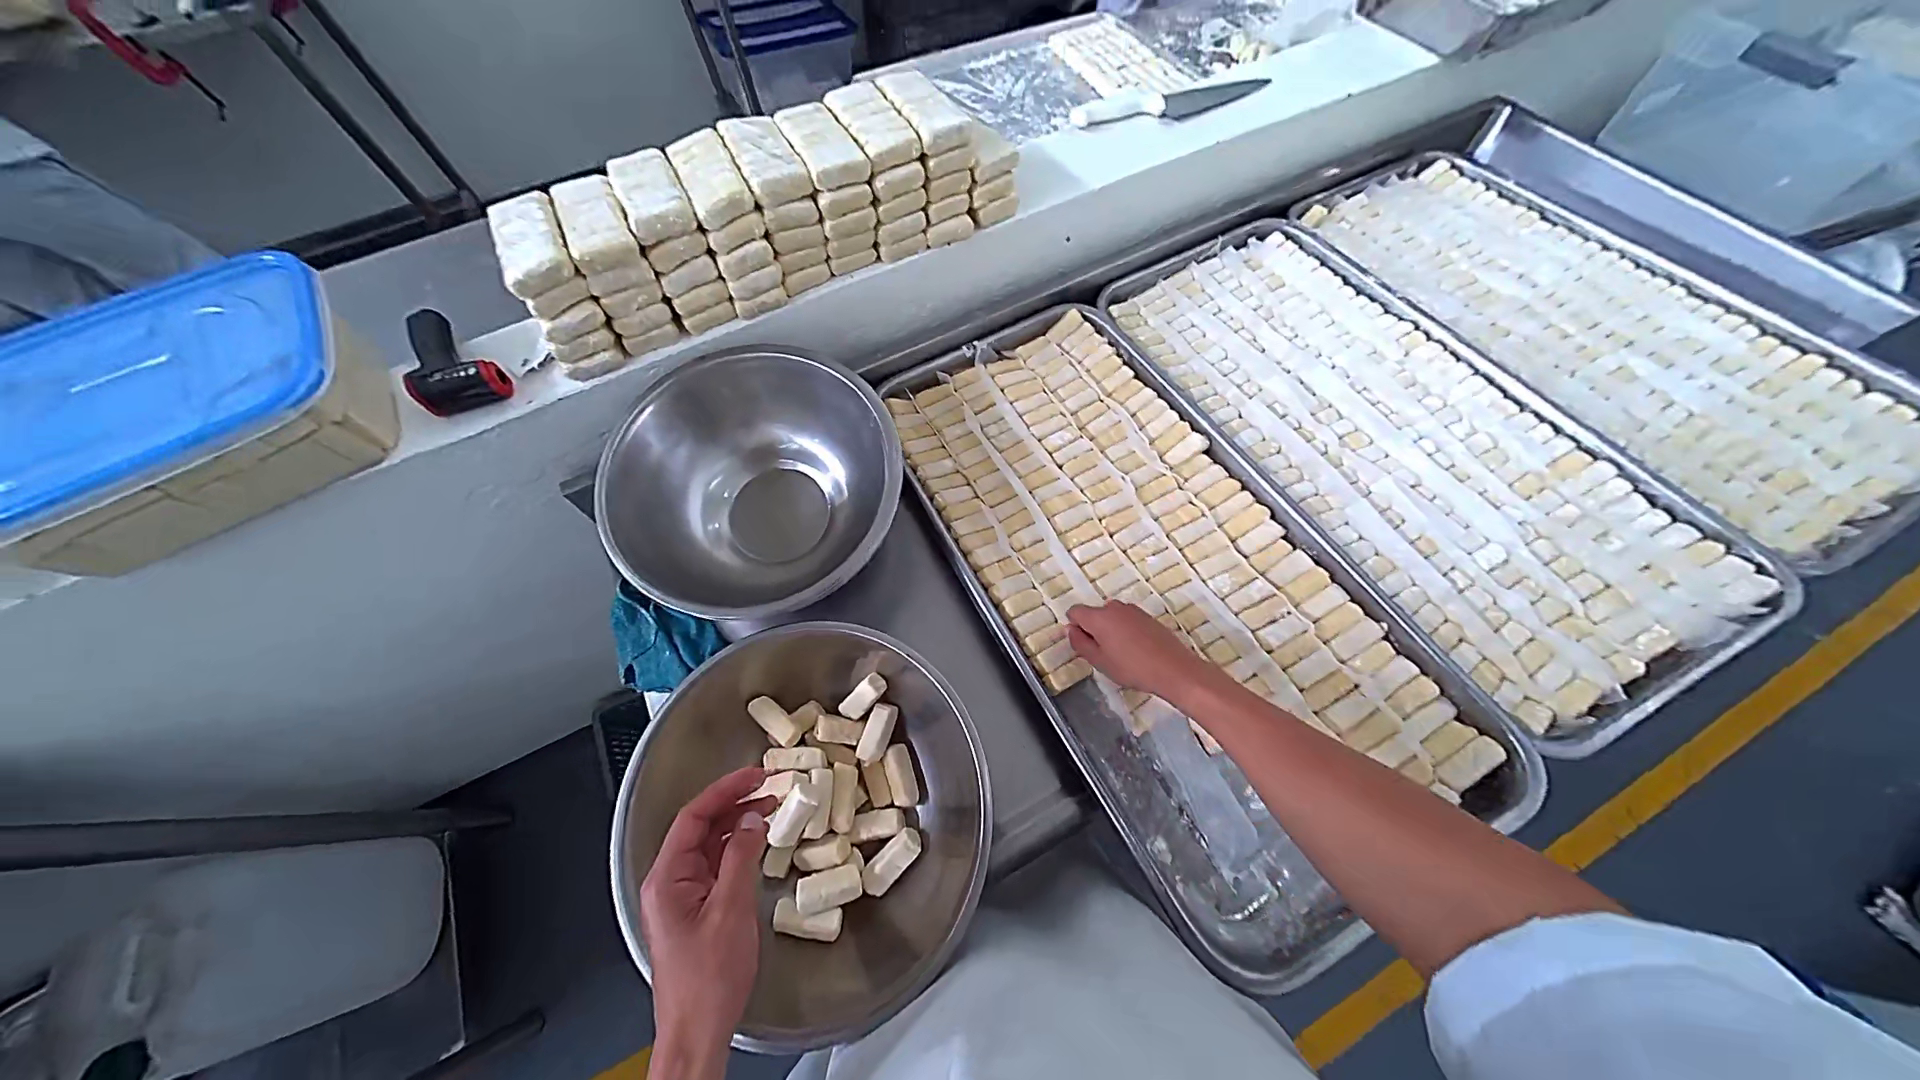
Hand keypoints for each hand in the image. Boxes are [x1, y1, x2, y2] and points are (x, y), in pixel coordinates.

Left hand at [640, 767, 772, 1079]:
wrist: (698, 1032)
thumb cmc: (708, 980)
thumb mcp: (730, 910)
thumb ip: (740, 858)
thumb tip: (753, 819)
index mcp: (666, 880)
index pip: (693, 818)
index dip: (724, 790)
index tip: (753, 775)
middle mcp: (669, 883)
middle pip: (700, 827)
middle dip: (734, 802)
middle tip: (767, 785)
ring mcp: (683, 896)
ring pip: (710, 844)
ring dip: (739, 823)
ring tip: (769, 806)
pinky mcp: (697, 908)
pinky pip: (717, 864)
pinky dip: (739, 847)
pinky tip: (758, 840)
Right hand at [1067, 601, 1225, 704]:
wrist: (1174, 669)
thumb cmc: (1132, 668)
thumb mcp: (1099, 661)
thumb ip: (1080, 643)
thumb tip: (1070, 629)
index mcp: (1099, 617)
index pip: (1075, 611)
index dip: (1075, 627)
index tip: (1084, 645)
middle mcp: (1115, 607)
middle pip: (1094, 614)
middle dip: (1093, 629)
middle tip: (1103, 653)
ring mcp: (1133, 610)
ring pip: (1112, 617)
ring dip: (1110, 630)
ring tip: (1121, 654)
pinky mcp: (1148, 617)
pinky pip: (1128, 620)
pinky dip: (1126, 631)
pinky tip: (1136, 650)